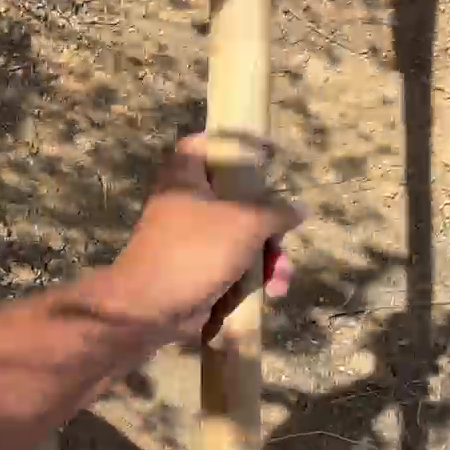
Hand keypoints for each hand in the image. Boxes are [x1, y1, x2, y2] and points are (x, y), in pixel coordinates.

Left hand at [103, 133, 302, 341]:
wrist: (152, 306)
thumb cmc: (194, 250)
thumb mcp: (244, 223)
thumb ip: (275, 212)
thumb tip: (297, 209)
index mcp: (183, 179)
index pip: (201, 145)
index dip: (231, 143)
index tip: (265, 153)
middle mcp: (184, 203)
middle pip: (235, 197)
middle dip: (268, 222)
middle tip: (280, 237)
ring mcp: (189, 237)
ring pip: (241, 235)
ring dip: (268, 256)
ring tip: (280, 277)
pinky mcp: (196, 267)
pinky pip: (234, 262)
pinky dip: (253, 274)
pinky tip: (271, 292)